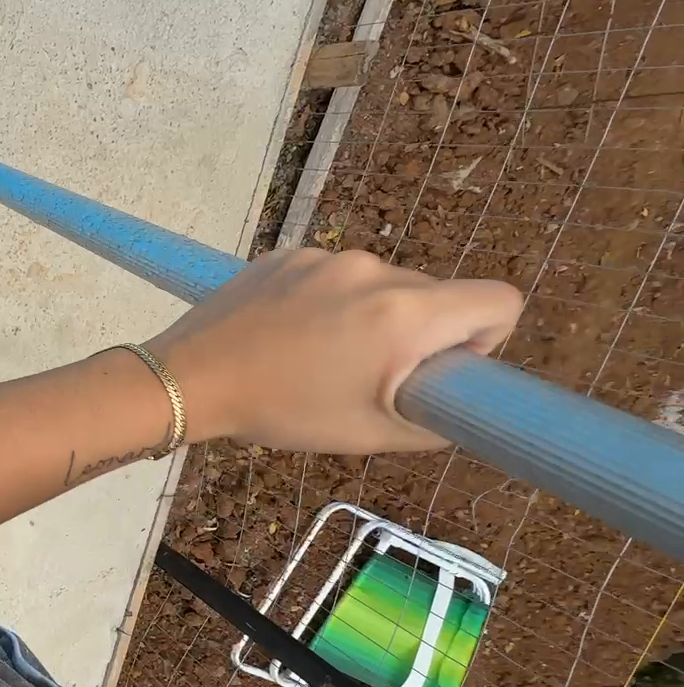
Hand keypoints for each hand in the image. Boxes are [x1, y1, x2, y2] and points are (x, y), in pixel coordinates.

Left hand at [143, 248, 522, 453]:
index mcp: (404, 310)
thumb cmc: (279, 409)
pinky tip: (284, 330)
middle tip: (360, 371)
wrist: (187, 380)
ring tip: (313, 352)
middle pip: (432, 293)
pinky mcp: (279, 255)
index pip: (499, 300)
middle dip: (415, 331)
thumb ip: (439, 418)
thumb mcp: (372, 431)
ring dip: (365, 313)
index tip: (436, 367)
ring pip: (376, 283)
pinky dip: (321, 298)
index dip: (484, 339)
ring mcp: (317, 258)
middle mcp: (367, 269)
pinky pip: (327, 274)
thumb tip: (460, 406)